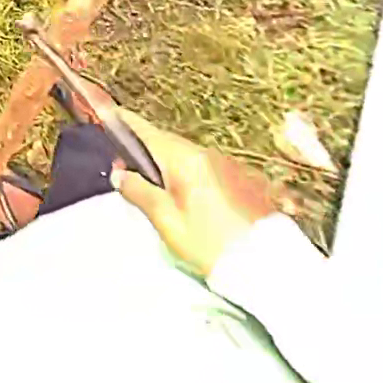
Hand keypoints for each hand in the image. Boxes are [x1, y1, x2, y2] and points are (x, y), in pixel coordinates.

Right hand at [110, 108, 279, 275]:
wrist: (274, 268)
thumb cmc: (211, 244)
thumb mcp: (167, 222)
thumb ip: (139, 193)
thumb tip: (120, 175)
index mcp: (183, 158)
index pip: (146, 130)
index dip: (124, 122)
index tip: (109, 115)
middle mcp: (205, 153)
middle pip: (166, 143)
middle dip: (145, 151)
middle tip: (128, 173)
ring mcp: (226, 165)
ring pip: (186, 157)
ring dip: (168, 166)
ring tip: (157, 191)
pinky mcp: (242, 180)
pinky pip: (204, 169)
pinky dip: (188, 175)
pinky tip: (187, 199)